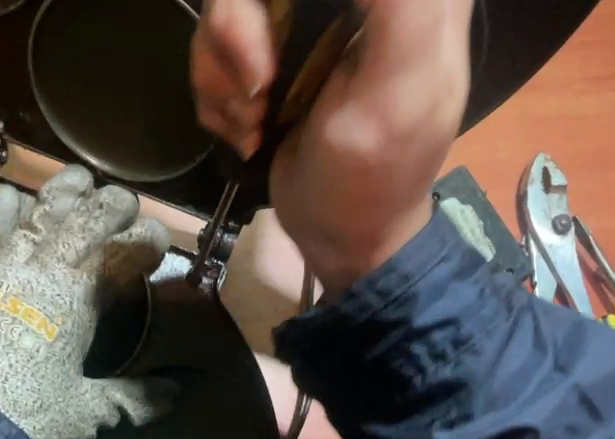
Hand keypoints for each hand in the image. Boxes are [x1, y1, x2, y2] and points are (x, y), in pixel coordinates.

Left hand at [0, 166, 175, 438]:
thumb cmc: (27, 416)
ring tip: (75, 182)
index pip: (120, 251)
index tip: (157, 236)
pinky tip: (5, 200)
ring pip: (31, 211)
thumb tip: (174, 394)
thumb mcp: (87, 412)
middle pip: (78, 220)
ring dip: (58, 193)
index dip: (143, 239)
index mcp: (76, 296)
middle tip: (122, 199)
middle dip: (106, 204)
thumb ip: (132, 399)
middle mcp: (39, 268)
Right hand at [191, 0, 475, 294]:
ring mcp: (300, 17)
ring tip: (255, 125)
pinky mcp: (266, 52)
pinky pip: (212, 47)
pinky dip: (219, 98)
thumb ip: (402, 6)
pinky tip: (248, 132)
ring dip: (224, 78)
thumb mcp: (400, 90)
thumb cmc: (374, 177)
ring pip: (226, 8)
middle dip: (238, 38)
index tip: (272, 60)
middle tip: (258, 93)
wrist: (336, 239)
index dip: (273, 4)